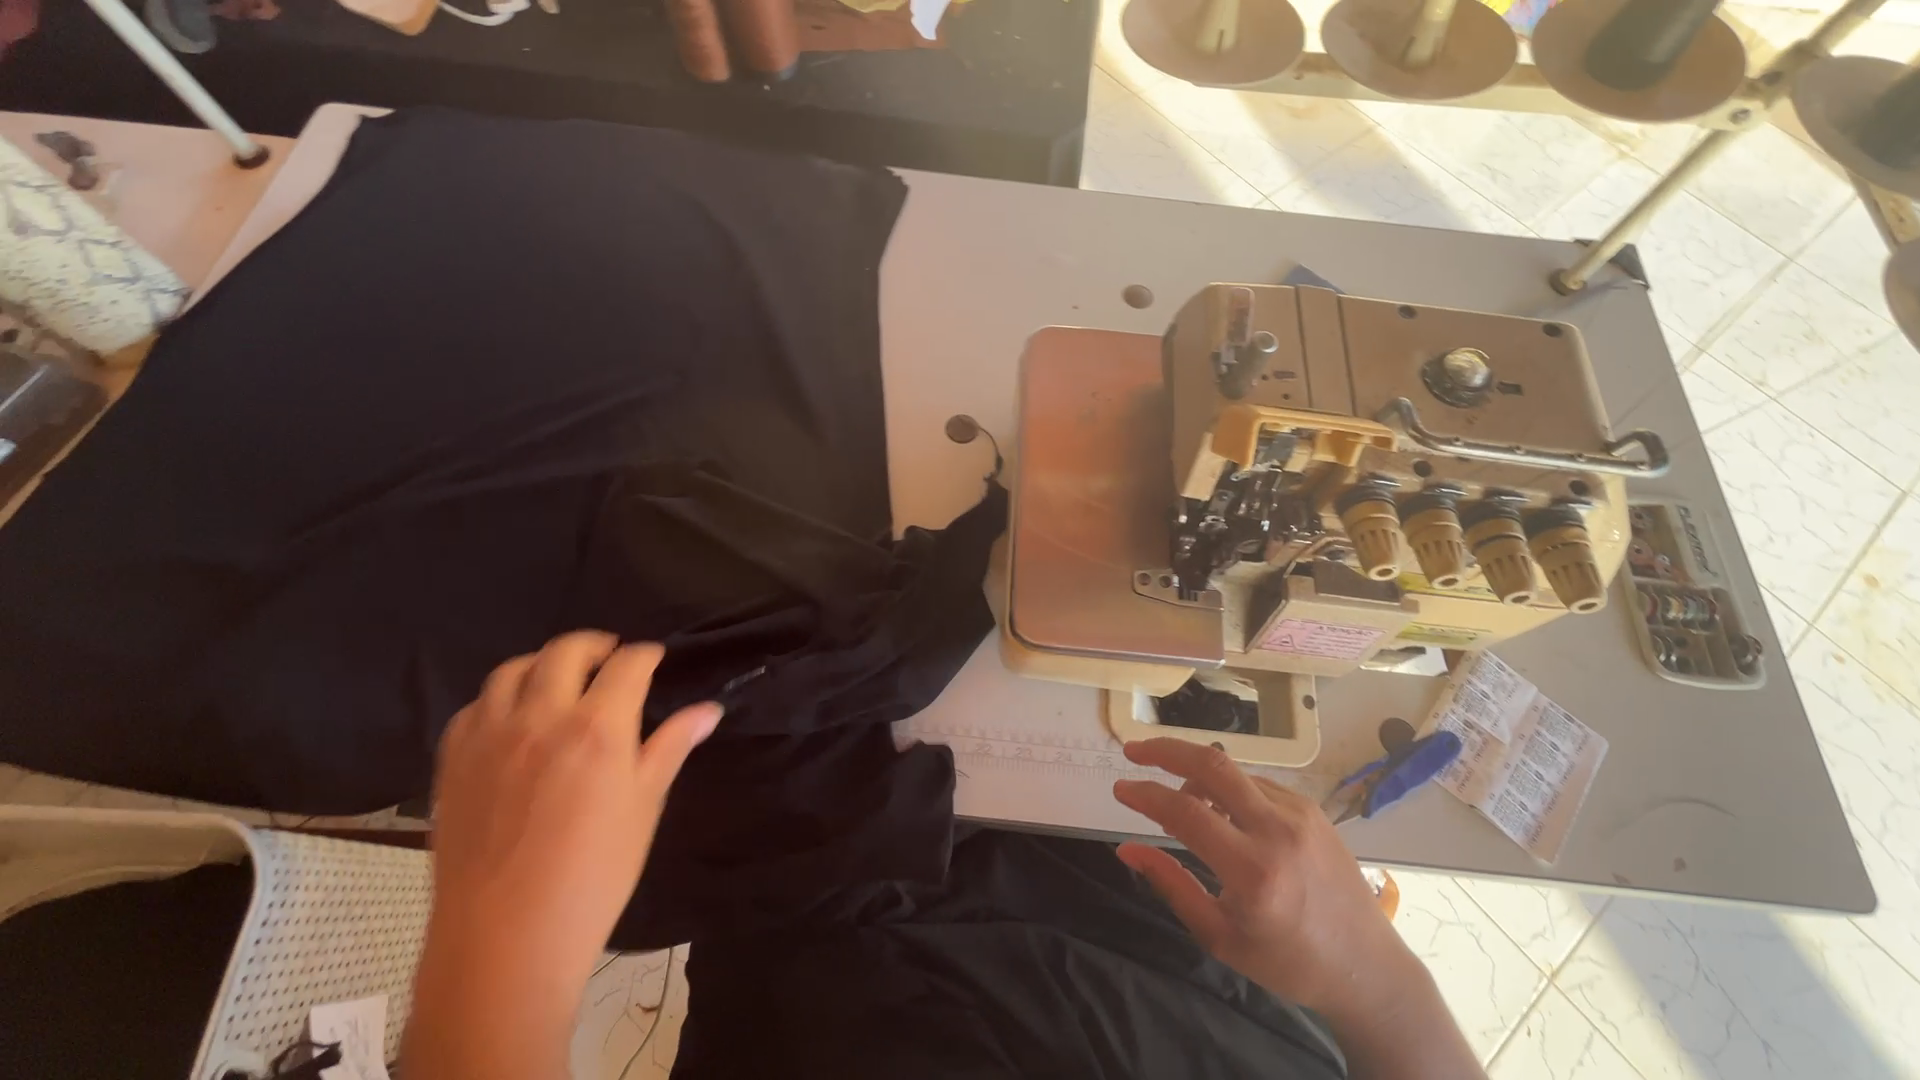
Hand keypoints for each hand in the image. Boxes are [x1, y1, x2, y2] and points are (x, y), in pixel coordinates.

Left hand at [406, 632, 719, 1079]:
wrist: (507, 937)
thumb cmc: (595, 875)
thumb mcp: (644, 807)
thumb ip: (670, 748)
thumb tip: (707, 711)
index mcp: (598, 728)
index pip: (627, 665)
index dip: (645, 655)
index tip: (654, 658)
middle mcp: (541, 716)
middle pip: (566, 651)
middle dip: (595, 645)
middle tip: (611, 659)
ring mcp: (490, 735)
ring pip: (513, 669)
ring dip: (543, 663)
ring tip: (560, 679)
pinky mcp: (454, 759)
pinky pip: (475, 705)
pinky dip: (500, 697)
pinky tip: (513, 718)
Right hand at [1111, 738, 1420, 1018]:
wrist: (1367, 966)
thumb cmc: (1287, 962)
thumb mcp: (1219, 936)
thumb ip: (1171, 885)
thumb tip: (1127, 849)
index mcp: (1252, 872)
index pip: (1185, 812)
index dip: (1145, 795)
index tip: (1120, 788)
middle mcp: (1278, 831)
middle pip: (1212, 765)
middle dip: (1166, 749)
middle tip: (1134, 750)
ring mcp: (1299, 814)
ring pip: (1233, 773)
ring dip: (1195, 775)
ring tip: (1178, 803)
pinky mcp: (1312, 810)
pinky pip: (1256, 785)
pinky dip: (1227, 789)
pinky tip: (1220, 815)